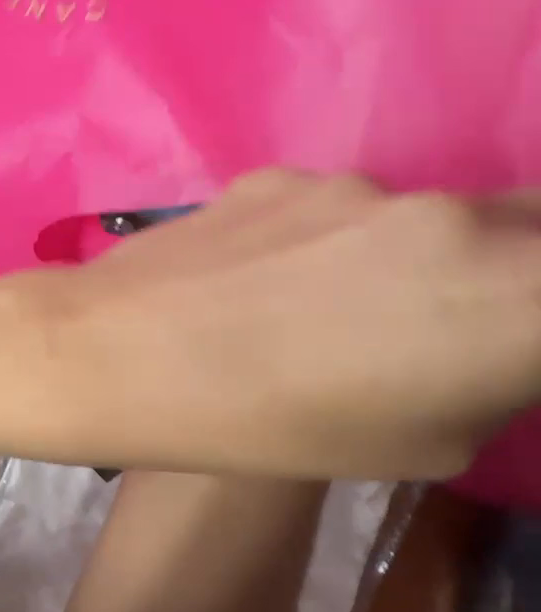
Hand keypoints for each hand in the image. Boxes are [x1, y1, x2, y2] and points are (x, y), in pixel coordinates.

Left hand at [59, 169, 540, 478]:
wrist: (113, 351)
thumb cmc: (276, 423)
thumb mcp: (436, 436)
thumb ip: (494, 369)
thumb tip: (494, 333)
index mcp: (527, 290)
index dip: (532, 313)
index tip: (502, 341)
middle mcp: (454, 215)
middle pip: (528, 226)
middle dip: (516, 269)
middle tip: (460, 318)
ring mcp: (353, 185)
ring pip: (428, 214)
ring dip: (419, 251)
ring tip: (338, 306)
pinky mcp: (275, 175)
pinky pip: (340, 206)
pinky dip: (336, 236)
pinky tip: (271, 277)